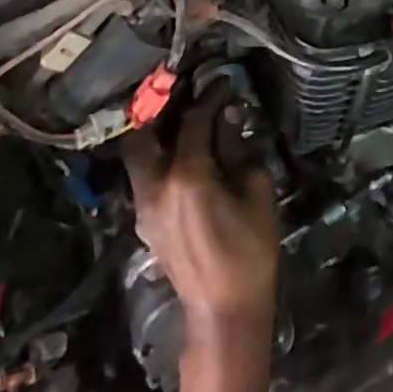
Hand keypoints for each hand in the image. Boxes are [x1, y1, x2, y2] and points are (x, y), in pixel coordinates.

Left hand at [123, 94, 279, 327]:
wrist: (224, 310)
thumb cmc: (250, 251)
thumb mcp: (255, 193)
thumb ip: (237, 149)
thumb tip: (229, 114)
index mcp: (187, 177)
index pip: (193, 122)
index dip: (210, 97)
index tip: (224, 81)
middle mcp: (155, 187)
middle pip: (144, 132)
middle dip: (163, 107)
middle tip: (186, 92)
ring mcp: (143, 206)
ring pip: (137, 154)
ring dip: (156, 130)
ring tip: (180, 116)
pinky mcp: (144, 220)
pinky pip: (143, 175)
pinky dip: (156, 154)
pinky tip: (179, 150)